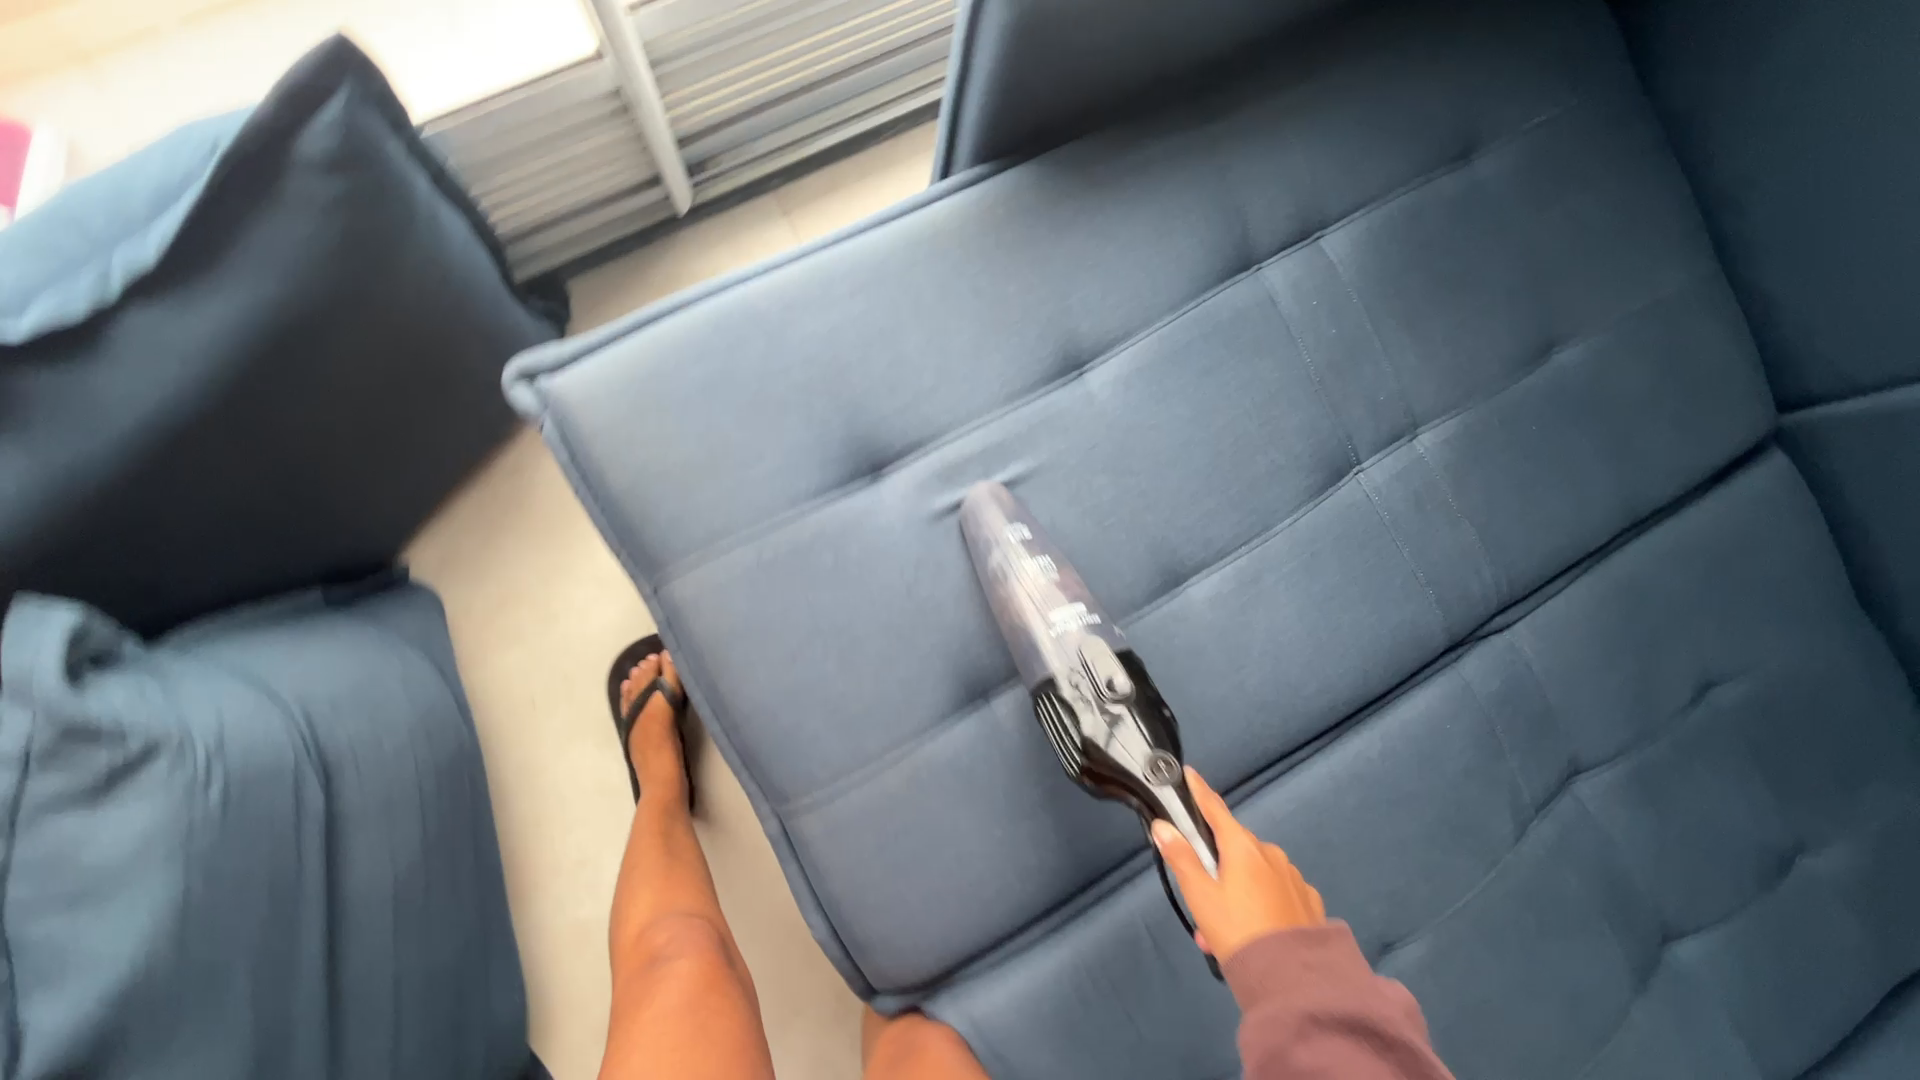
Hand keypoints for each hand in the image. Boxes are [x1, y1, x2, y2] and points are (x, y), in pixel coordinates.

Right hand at [1151, 767, 1324, 961]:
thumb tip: (1164, 825)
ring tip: (1223, 931)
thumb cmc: (1237, 930)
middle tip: (1200, 900)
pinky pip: (1277, 893)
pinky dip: (1261, 905)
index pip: (1215, 809)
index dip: (1200, 791)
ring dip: (1237, 891)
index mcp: (1242, 846)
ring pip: (1255, 874)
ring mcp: (1294, 877)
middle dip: (1215, 867)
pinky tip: (1256, 932)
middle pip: (1234, 847)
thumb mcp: (1200, 895)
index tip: (1190, 773)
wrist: (1293, 979)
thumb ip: (1181, 858)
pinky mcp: (1309, 902)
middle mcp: (1271, 854)